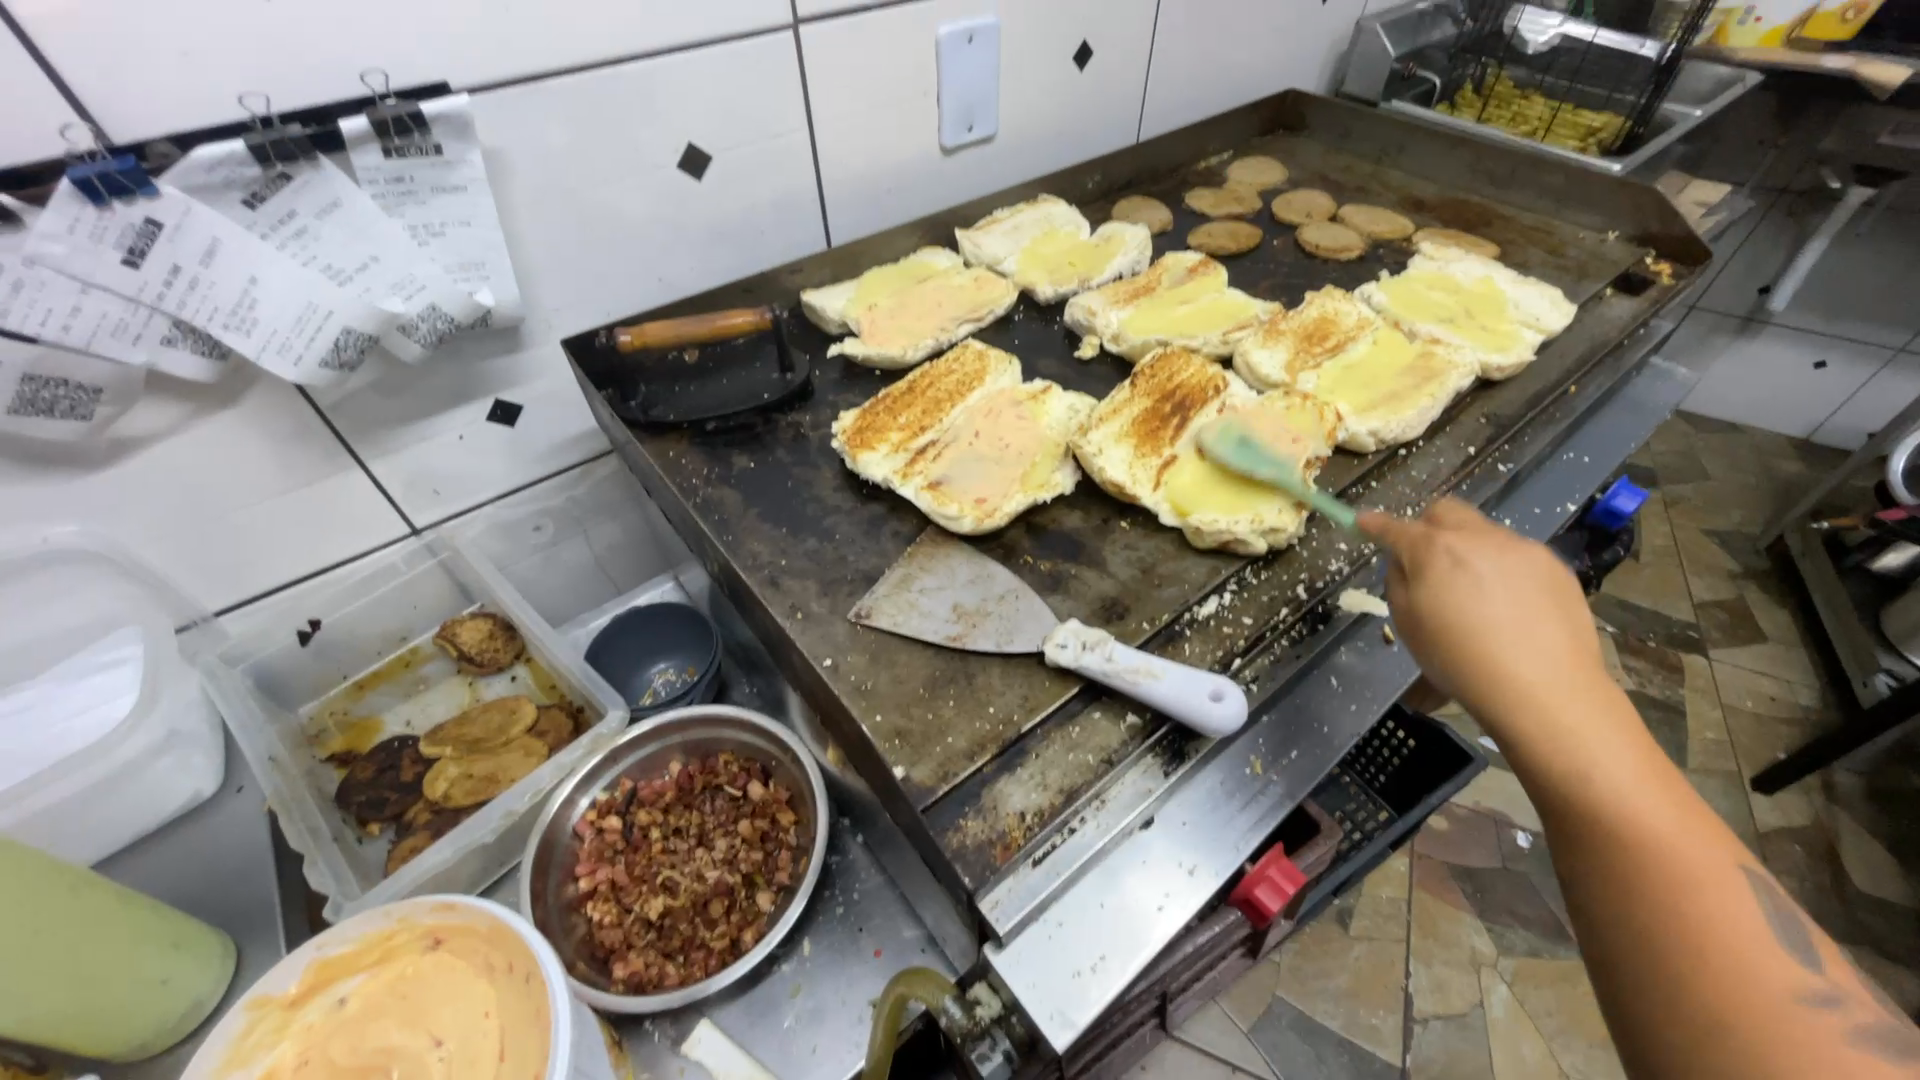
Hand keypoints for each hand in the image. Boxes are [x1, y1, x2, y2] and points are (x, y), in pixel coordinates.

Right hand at [1359, 498, 1610, 730]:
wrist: (1545, 689)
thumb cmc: (1459, 661)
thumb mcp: (1407, 624)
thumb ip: (1399, 582)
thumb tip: (1406, 563)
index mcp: (1433, 550)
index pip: (1394, 528)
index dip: (1375, 525)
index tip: (1363, 523)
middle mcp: (1477, 537)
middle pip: (1444, 511)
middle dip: (1428, 527)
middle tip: (1426, 560)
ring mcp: (1522, 549)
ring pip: (1483, 534)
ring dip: (1469, 552)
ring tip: (1477, 596)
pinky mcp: (1555, 566)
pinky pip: (1517, 556)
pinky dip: (1503, 570)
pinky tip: (1510, 607)